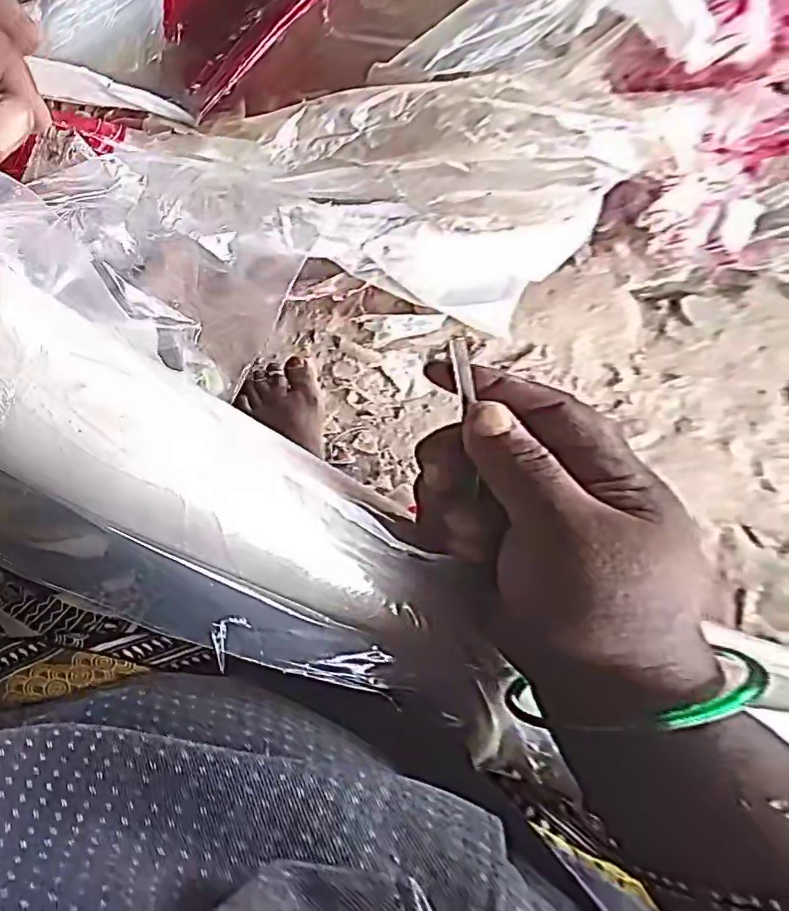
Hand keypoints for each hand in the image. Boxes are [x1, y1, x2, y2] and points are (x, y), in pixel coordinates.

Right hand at [413, 365, 720, 722]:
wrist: (590, 678)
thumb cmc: (603, 604)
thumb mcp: (569, 529)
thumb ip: (524, 467)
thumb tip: (486, 410)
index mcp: (607, 478)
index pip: (550, 412)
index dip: (497, 386)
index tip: (440, 371)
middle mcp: (560, 488)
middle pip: (486, 442)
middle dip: (456, 461)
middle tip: (446, 487)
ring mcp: (522, 513)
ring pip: (458, 476)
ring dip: (448, 502)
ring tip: (469, 540)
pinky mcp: (490, 536)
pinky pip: (447, 509)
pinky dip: (444, 525)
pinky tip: (463, 550)